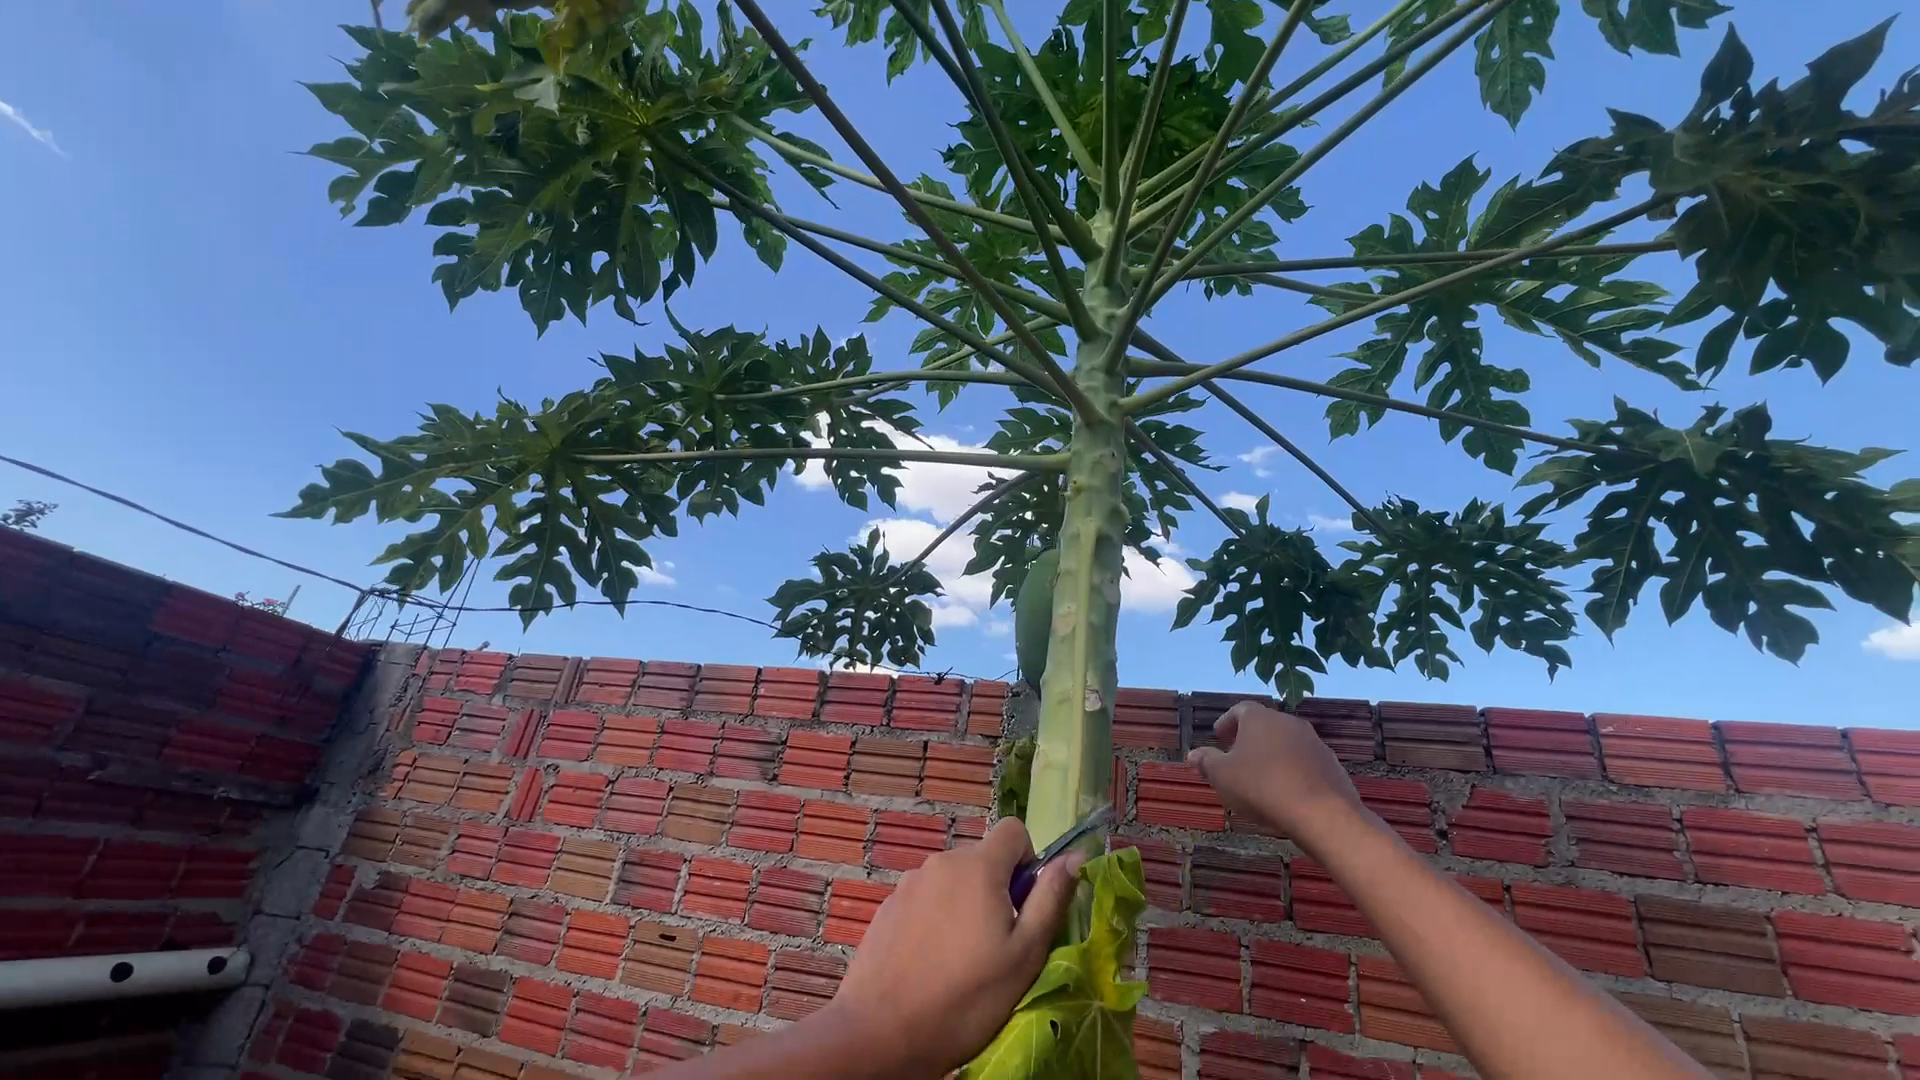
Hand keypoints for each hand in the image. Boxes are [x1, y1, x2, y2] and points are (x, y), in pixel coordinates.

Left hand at [825, 818, 1083, 1076]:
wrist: (880, 1033)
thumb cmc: (965, 998)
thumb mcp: (1023, 955)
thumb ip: (1050, 899)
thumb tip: (1075, 856)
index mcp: (977, 866)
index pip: (1013, 830)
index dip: (1027, 861)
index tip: (1023, 905)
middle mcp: (941, 862)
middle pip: (982, 859)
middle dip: (997, 889)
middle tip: (997, 944)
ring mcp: (909, 883)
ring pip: (953, 880)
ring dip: (965, 905)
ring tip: (961, 960)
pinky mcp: (888, 906)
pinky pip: (925, 899)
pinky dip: (936, 919)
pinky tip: (931, 963)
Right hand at [1187, 701, 1368, 852]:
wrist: (1321, 814)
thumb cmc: (1261, 787)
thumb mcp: (1222, 776)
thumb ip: (1206, 761)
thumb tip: (1193, 754)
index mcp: (1260, 718)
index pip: (1240, 709)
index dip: (1227, 722)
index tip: (1219, 738)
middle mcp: (1289, 722)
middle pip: (1265, 725)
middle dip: (1249, 740)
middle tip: (1236, 758)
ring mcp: (1315, 743)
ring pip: (1286, 744)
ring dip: (1272, 756)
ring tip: (1260, 779)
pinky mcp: (1332, 766)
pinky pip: (1305, 763)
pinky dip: (1292, 771)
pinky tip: (1285, 793)